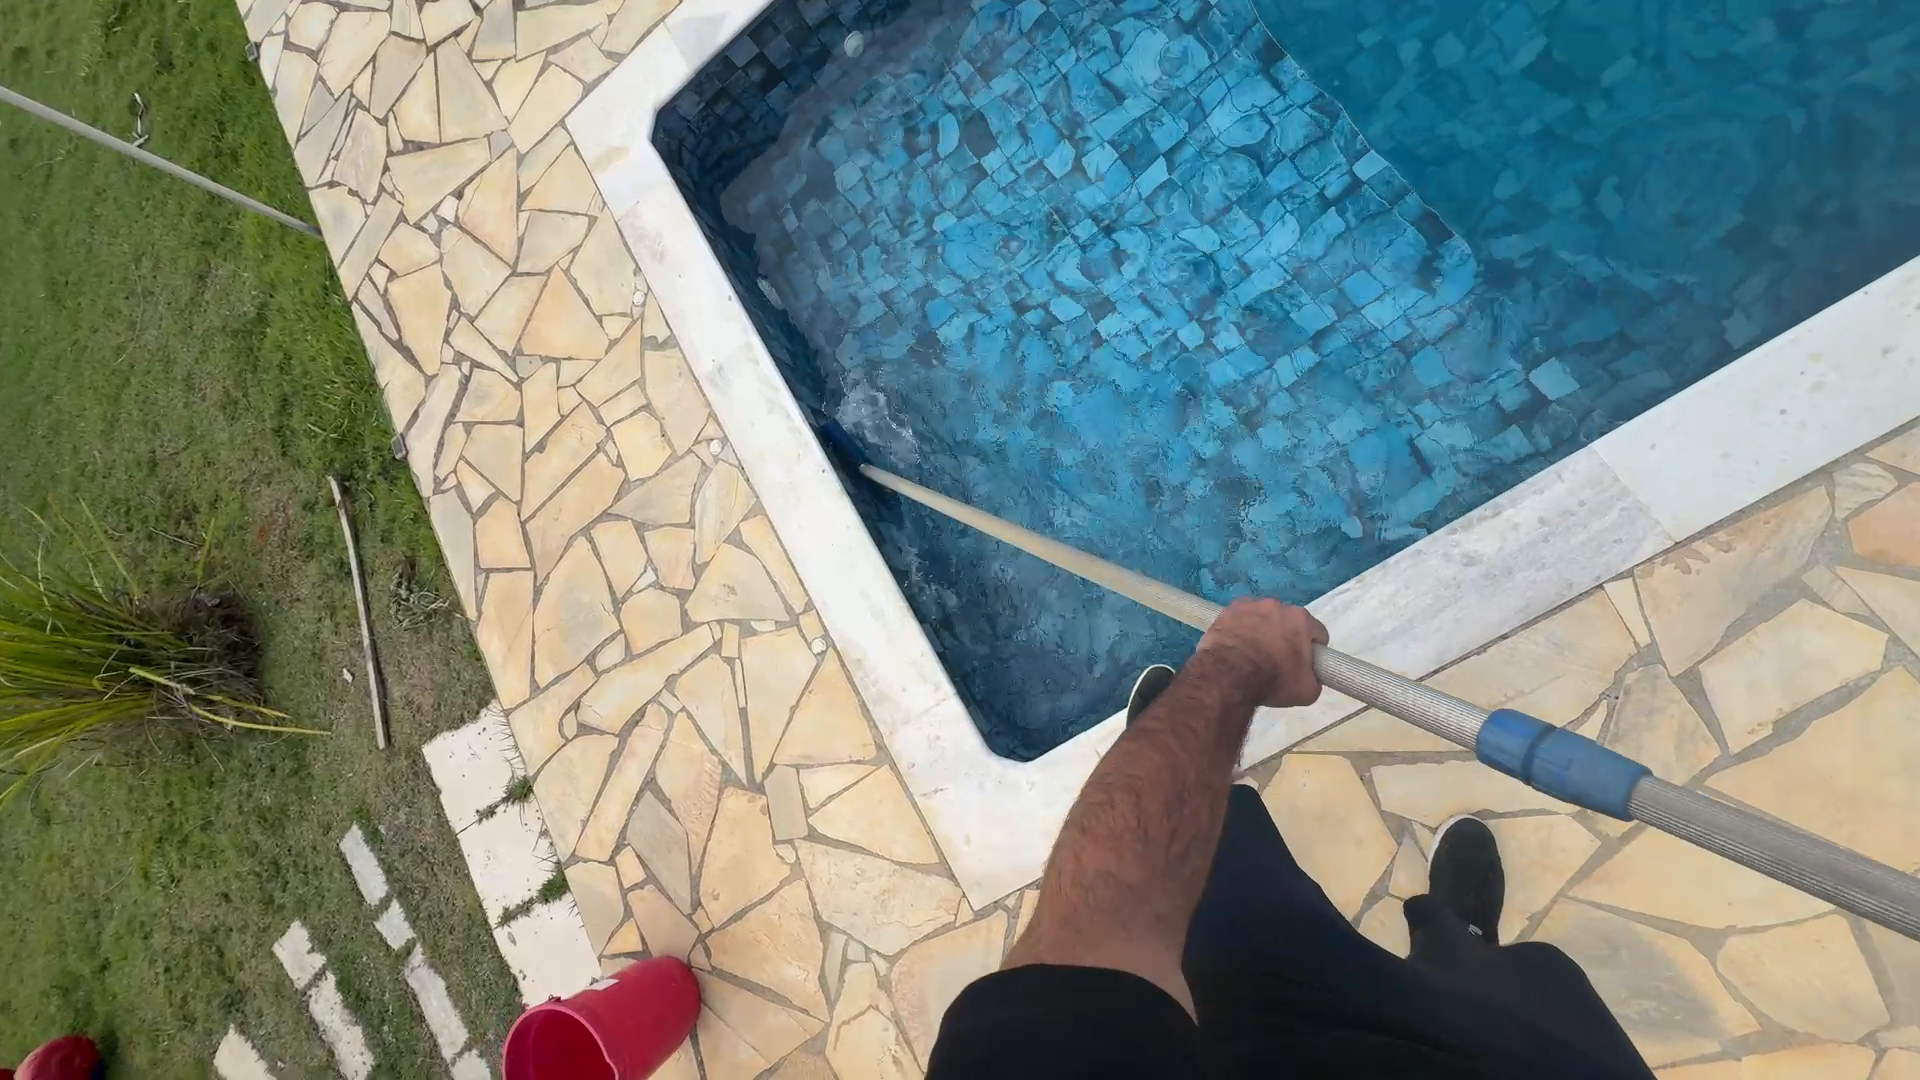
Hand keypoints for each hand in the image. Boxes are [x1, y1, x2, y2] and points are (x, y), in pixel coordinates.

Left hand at [1194, 598, 1327, 707]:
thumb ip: (1314, 677)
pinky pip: (1240, 619)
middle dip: (1286, 638)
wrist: (1228, 675)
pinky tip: (1236, 645)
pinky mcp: (1227, 610)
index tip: (1306, 663)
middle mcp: (1276, 605)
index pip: (1316, 633)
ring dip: (1262, 630)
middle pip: (1288, 622)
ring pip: (1263, 618)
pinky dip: (1241, 628)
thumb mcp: (1308, 691)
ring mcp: (1249, 605)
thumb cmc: (1273, 680)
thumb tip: (1308, 675)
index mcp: (1301, 620)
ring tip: (1253, 652)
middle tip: (1278, 659)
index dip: (1314, 650)